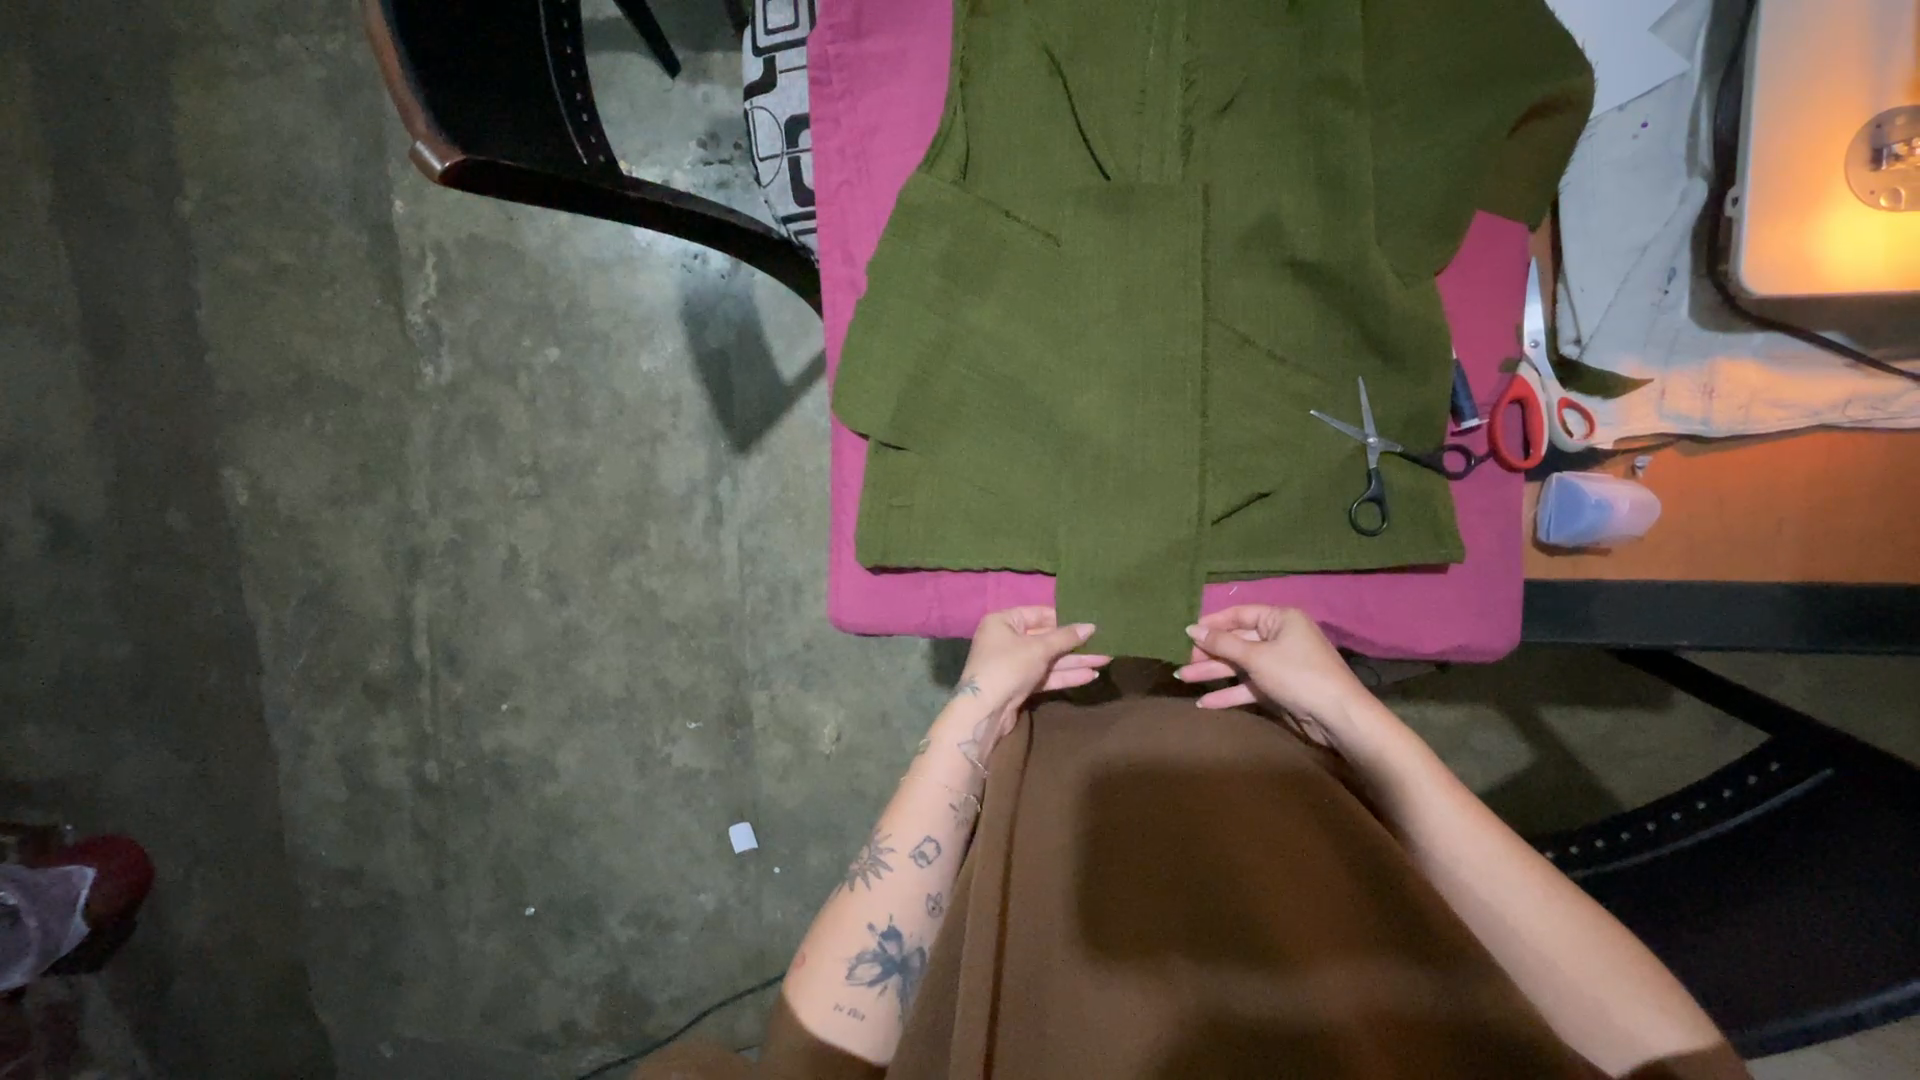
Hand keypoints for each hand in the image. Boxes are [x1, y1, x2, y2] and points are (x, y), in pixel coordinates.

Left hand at [949, 607, 1109, 760]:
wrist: (984, 710)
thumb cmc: (1008, 666)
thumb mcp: (1039, 648)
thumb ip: (1065, 637)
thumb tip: (1090, 626)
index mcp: (1003, 621)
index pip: (1039, 614)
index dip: (1064, 619)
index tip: (1088, 622)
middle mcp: (1006, 639)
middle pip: (1046, 639)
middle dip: (1074, 644)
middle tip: (1103, 643)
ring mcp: (1013, 664)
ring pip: (1048, 659)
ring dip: (1074, 661)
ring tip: (1104, 660)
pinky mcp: (1019, 684)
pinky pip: (1045, 675)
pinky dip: (1065, 676)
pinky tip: (1089, 675)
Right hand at [1174, 605, 1374, 746]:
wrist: (1337, 716)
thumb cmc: (1297, 674)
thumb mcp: (1256, 656)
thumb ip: (1222, 643)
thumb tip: (1192, 628)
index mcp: (1280, 619)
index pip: (1239, 614)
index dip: (1212, 624)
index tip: (1187, 633)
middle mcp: (1280, 638)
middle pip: (1237, 641)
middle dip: (1209, 653)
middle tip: (1183, 661)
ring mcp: (1279, 664)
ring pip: (1239, 665)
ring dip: (1213, 673)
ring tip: (1183, 679)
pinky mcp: (1279, 688)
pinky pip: (1249, 686)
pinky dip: (1229, 693)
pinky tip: (1205, 703)